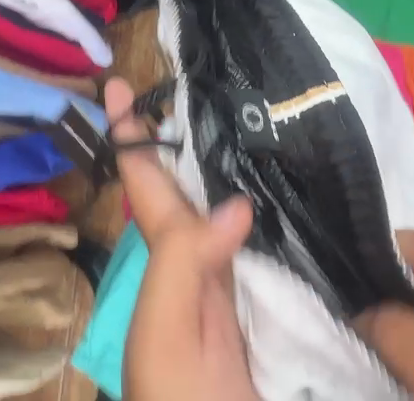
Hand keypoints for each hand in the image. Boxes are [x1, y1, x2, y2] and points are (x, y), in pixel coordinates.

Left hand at [106, 78, 258, 400]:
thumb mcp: (165, 334)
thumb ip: (183, 263)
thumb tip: (235, 201)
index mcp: (163, 266)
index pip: (143, 187)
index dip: (130, 136)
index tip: (118, 82)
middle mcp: (194, 266)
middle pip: (186, 188)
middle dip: (181, 134)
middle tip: (196, 79)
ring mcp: (233, 285)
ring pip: (226, 208)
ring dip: (228, 162)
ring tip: (245, 112)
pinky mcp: (273, 306)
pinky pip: (269, 243)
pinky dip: (274, 206)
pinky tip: (295, 183)